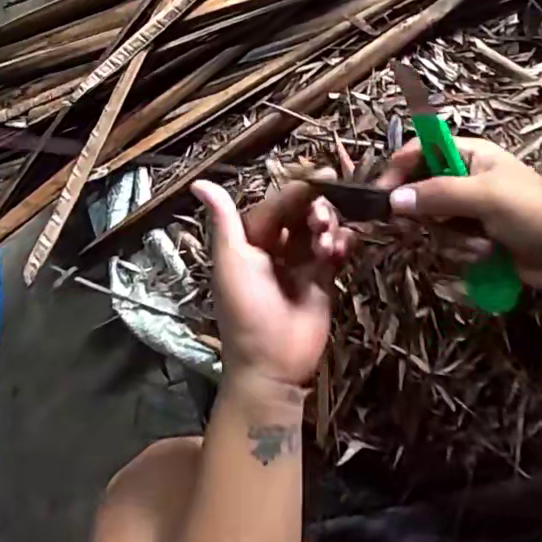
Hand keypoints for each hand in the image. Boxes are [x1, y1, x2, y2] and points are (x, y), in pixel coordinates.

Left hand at [192, 177, 354, 387]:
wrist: (272, 364)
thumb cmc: (245, 309)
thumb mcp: (231, 261)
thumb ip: (223, 219)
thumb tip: (198, 182)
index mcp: (251, 238)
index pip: (277, 205)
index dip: (298, 192)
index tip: (322, 177)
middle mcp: (277, 246)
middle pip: (302, 213)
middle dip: (316, 209)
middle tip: (321, 219)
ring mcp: (302, 262)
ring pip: (321, 229)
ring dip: (329, 227)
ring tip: (326, 244)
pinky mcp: (323, 279)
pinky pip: (336, 251)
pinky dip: (342, 244)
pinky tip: (341, 249)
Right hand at [375, 137, 541, 294]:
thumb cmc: (533, 213)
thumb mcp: (485, 196)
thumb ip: (437, 194)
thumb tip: (392, 200)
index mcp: (470, 154)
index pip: (422, 149)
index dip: (400, 167)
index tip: (383, 192)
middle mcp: (465, 177)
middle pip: (420, 187)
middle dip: (423, 211)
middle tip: (414, 228)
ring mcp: (469, 209)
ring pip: (432, 219)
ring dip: (450, 236)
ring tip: (476, 244)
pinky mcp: (473, 236)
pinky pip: (447, 240)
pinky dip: (462, 250)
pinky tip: (484, 254)